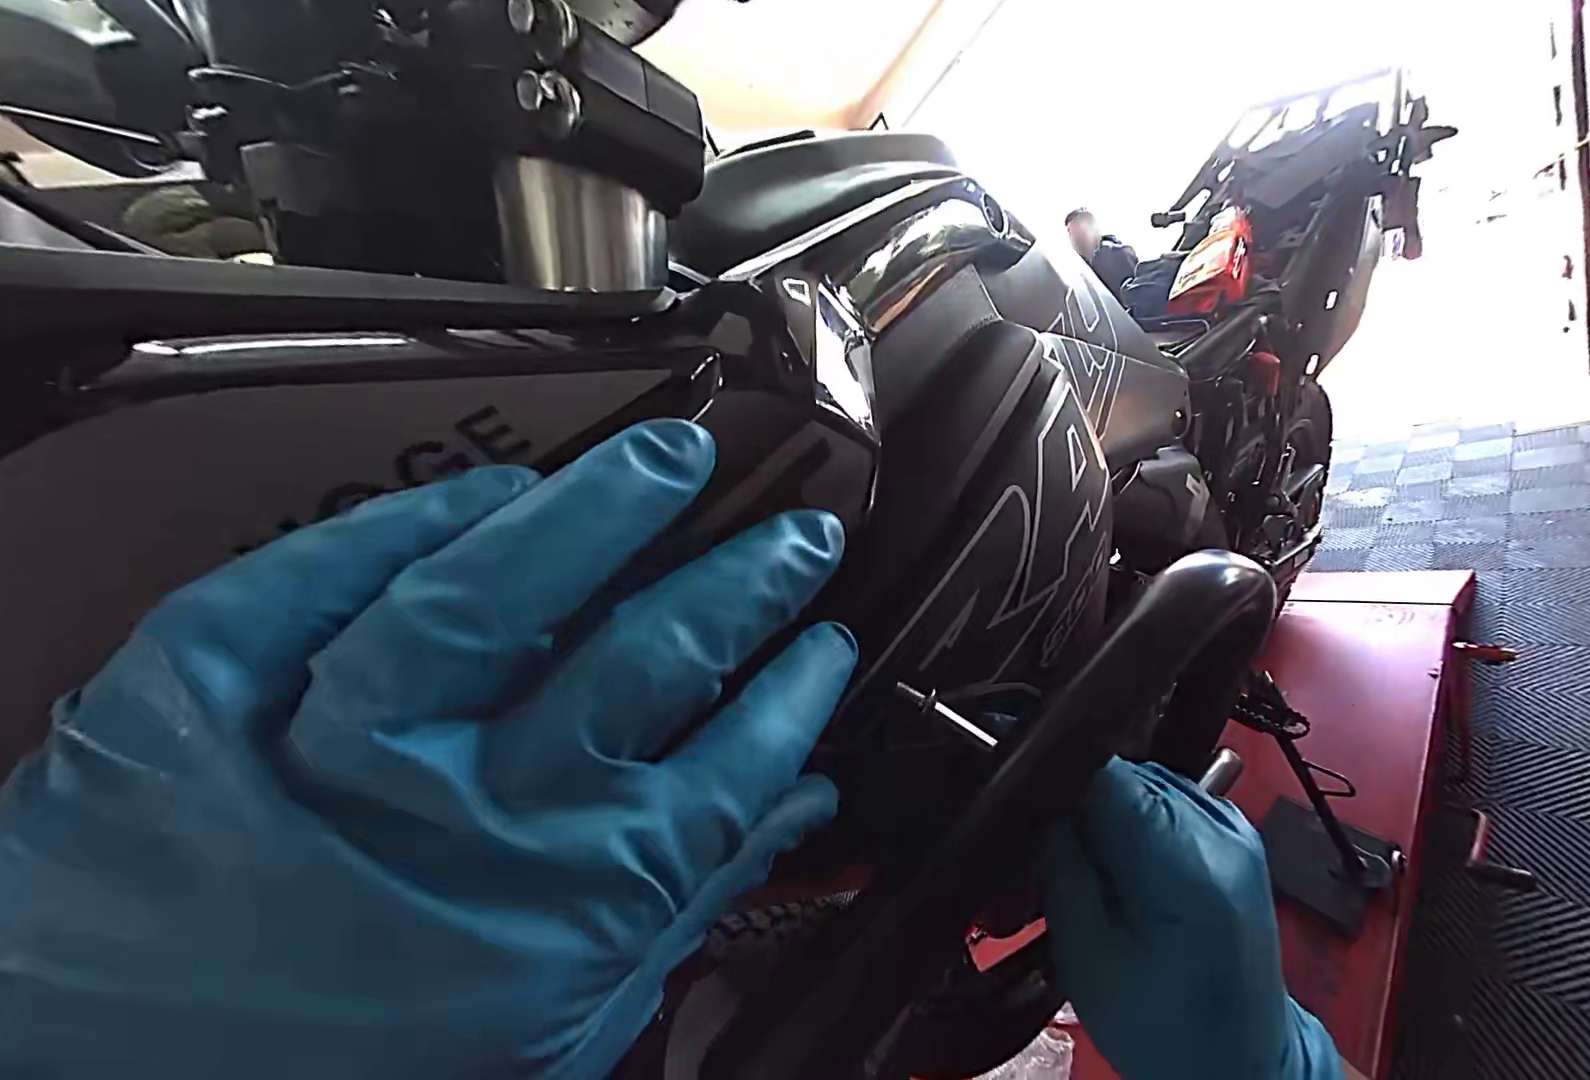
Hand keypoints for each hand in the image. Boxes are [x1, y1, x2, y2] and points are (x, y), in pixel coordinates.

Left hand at [0, 420, 854, 1077]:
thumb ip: (705, 890)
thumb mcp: (585, 1018)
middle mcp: (479, 815)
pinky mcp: (184, 727)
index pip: (745, 757)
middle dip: (748, 580)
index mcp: (584, 895)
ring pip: (484, 599)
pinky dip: (401, 526)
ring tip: (674, 454)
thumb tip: (808, 799)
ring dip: (603, 510)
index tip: (832, 640)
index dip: (804, 687)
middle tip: (802, 531)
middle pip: (648, 658)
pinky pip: (293, 593)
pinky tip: (493, 488)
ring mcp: (329, 761)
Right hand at [1041, 759, 1348, 1079]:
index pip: (1106, 776)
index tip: (1033, 808)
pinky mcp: (1235, 829)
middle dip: (1081, 802)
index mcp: (1186, 864)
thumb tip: (1044, 806)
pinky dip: (1136, 817)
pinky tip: (1129, 862)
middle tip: (1062, 852)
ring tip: (1099, 865)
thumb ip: (1061, 866)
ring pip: (1141, 780)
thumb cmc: (1165, 1031)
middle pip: (1123, 775)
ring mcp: (1234, 825)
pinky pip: (1165, 796)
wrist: (1244, 1064)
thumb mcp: (1087, 957)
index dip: (1060, 783)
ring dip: (1108, 809)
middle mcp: (1219, 829)